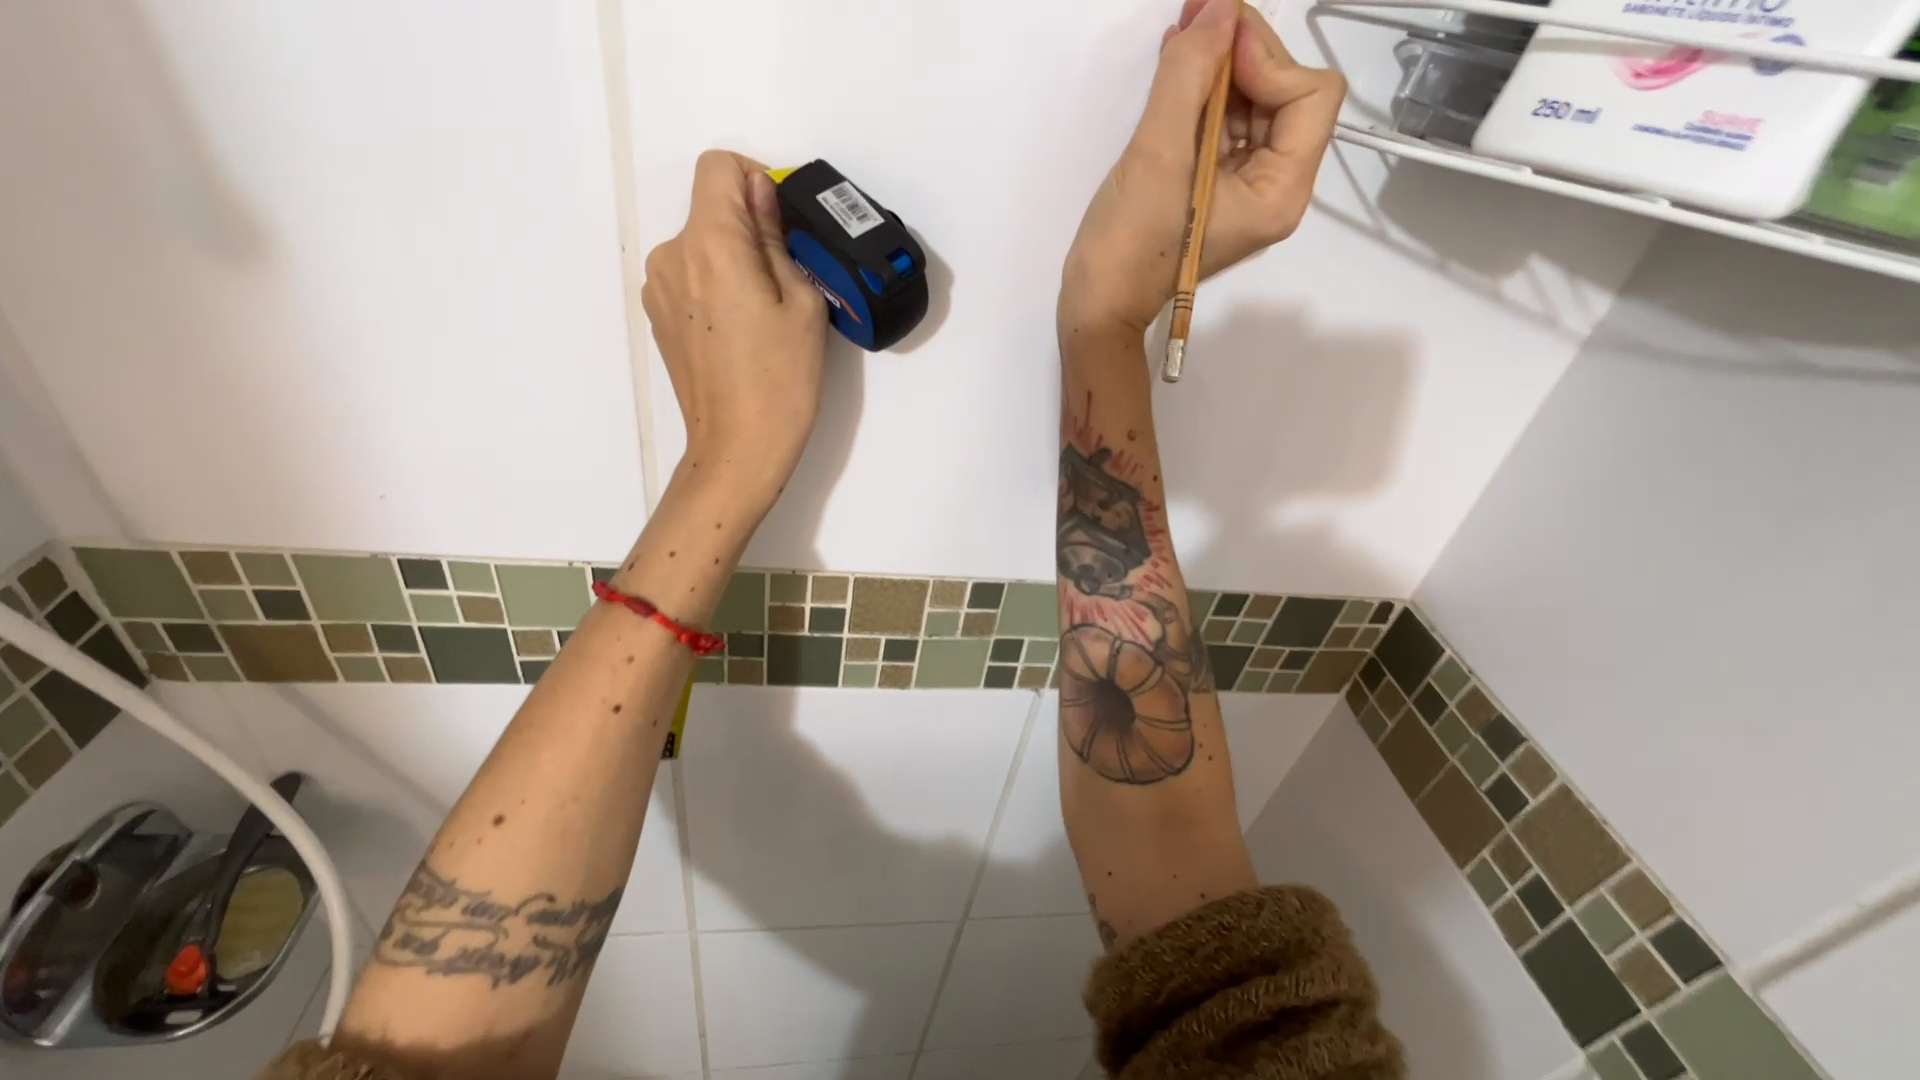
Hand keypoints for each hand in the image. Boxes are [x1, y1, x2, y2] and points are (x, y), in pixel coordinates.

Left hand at [643, 151, 827, 509]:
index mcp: (709, 244)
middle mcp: (671, 256)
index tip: (782, 220)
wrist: (738, 447)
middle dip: (750, 228)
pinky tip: (742, 330)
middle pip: (710, 209)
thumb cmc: (781, 380)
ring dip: (734, 259)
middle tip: (789, 279)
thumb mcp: (801, 302)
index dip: (755, 180)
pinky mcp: (658, 316)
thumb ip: (775, 237)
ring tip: (766, 313)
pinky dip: (717, 284)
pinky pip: (691, 276)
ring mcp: (658, 289)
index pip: (718, 167)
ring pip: (701, 244)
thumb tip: (761, 194)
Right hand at [1060, 0, 1344, 335]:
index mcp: (1278, 192)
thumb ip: (1188, 78)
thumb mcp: (1157, 156)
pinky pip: (1219, 127)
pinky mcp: (1210, 187)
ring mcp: (1240, 189)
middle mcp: (1272, 188)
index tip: (1216, 44)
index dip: (1268, 59)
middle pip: (1283, 96)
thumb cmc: (1129, 245)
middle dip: (1243, 53)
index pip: (1310, 97)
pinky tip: (1175, 60)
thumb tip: (1218, 10)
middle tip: (1199, 13)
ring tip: (1183, 30)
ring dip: (1219, 66)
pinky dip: (1200, 93)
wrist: (1096, 305)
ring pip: (1249, 106)